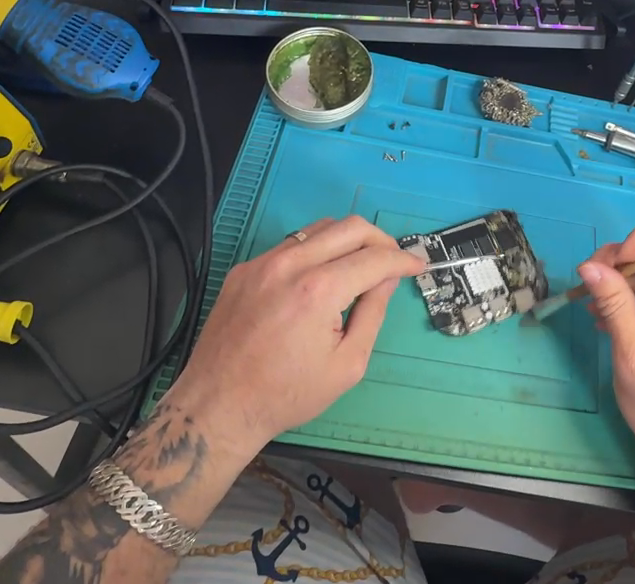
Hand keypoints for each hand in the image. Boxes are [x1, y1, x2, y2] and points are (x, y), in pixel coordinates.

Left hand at [164, 215, 424, 452]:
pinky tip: (318, 279)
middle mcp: (291, 264)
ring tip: (359, 266)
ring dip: (348, 240)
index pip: (375, 258)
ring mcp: (263, 262)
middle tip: (393, 261)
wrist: (217, 407)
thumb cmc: (287, 394)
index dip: (403, 260)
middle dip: (381, 240)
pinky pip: (291, 244)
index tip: (417, 266)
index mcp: (319, 290)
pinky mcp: (245, 268)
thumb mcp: (347, 365)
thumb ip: (373, 313)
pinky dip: (316, 252)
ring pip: (320, 227)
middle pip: (351, 226)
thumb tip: (387, 278)